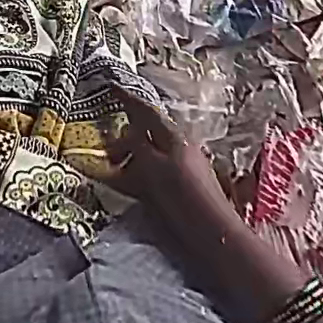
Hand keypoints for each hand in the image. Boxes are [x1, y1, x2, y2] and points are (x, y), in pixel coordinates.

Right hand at [108, 86, 234, 238]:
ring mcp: (187, 166)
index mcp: (173, 137)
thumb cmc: (181, 196)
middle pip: (149, 132)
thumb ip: (137, 145)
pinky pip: (157, 169)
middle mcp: (181, 147)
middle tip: (107, 146)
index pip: (146, 111)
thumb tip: (128, 131)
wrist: (215, 236)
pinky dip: (141, 171)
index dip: (127, 99)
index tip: (110, 87)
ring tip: (115, 168)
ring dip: (133, 156)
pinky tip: (132, 184)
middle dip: (126, 136)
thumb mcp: (151, 166)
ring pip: (152, 152)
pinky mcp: (187, 186)